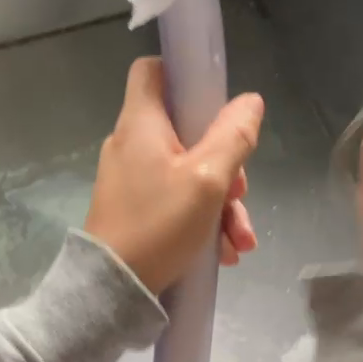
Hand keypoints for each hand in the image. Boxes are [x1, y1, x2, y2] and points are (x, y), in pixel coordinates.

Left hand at [85, 58, 263, 293]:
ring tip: (240, 241)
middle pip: (185, 131)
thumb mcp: (208, 179)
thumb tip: (250, 102)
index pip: (152, 71)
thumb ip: (233, 136)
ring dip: (221, 204)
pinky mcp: (132, 212)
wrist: (113, 290)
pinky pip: (174, 203)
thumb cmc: (159, 226)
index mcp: (140, 123)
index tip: (215, 100)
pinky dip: (201, 221)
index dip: (185, 74)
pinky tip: (223, 253)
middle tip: (240, 195)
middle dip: (225, 164)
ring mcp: (129, 181)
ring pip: (187, 174)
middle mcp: (130, 146)